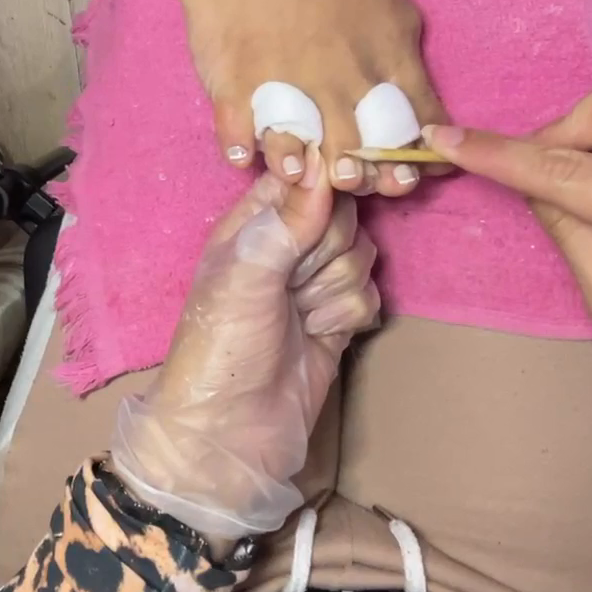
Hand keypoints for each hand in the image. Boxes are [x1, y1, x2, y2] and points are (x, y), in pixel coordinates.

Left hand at [110, 145, 381, 541]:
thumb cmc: (222, 344)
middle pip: (341, 216)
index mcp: (250, 224)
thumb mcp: (246, 273)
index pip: (302, 179)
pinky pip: (369, 294)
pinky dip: (349, 314)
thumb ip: (288, 219)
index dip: (324, 185)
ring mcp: (310, 283)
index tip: (338, 196)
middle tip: (294, 282)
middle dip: (328, 249)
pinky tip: (320, 334)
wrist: (232, 431)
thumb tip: (324, 160)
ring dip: (335, 287)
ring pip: (361, 255)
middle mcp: (282, 246)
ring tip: (301, 314)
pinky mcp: (336, 318)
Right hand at [157, 0, 447, 198]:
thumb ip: (383, 30)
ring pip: (305, 160)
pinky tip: (241, 146)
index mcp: (391, 45)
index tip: (399, 173)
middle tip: (343, 176)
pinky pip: (240, 136)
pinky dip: (242, 148)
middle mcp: (347, 74)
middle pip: (361, 158)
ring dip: (300, 169)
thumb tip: (378, 65)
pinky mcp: (230, 70)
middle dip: (357, 176)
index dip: (409, 159)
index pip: (415, 128)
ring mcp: (288, 78)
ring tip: (293, 167)